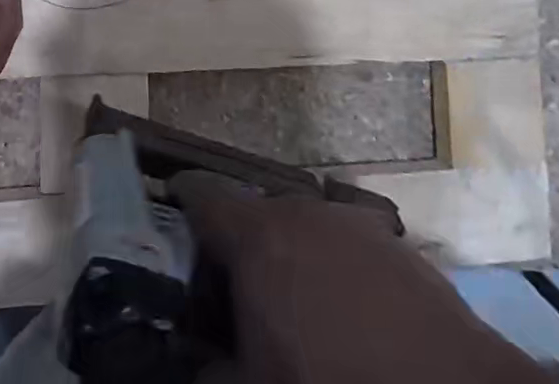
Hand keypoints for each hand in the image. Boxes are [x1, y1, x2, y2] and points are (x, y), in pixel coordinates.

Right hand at [170, 172, 552, 383]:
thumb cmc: (334, 383)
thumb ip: (211, 370)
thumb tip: (198, 362)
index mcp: (260, 236)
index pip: (201, 194)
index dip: (177, 203)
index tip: (164, 221)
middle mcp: (303, 213)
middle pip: (252, 212)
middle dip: (234, 246)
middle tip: (226, 292)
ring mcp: (353, 223)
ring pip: (300, 227)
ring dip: (285, 256)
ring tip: (287, 306)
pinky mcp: (394, 243)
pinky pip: (342, 245)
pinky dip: (329, 268)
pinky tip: (343, 313)